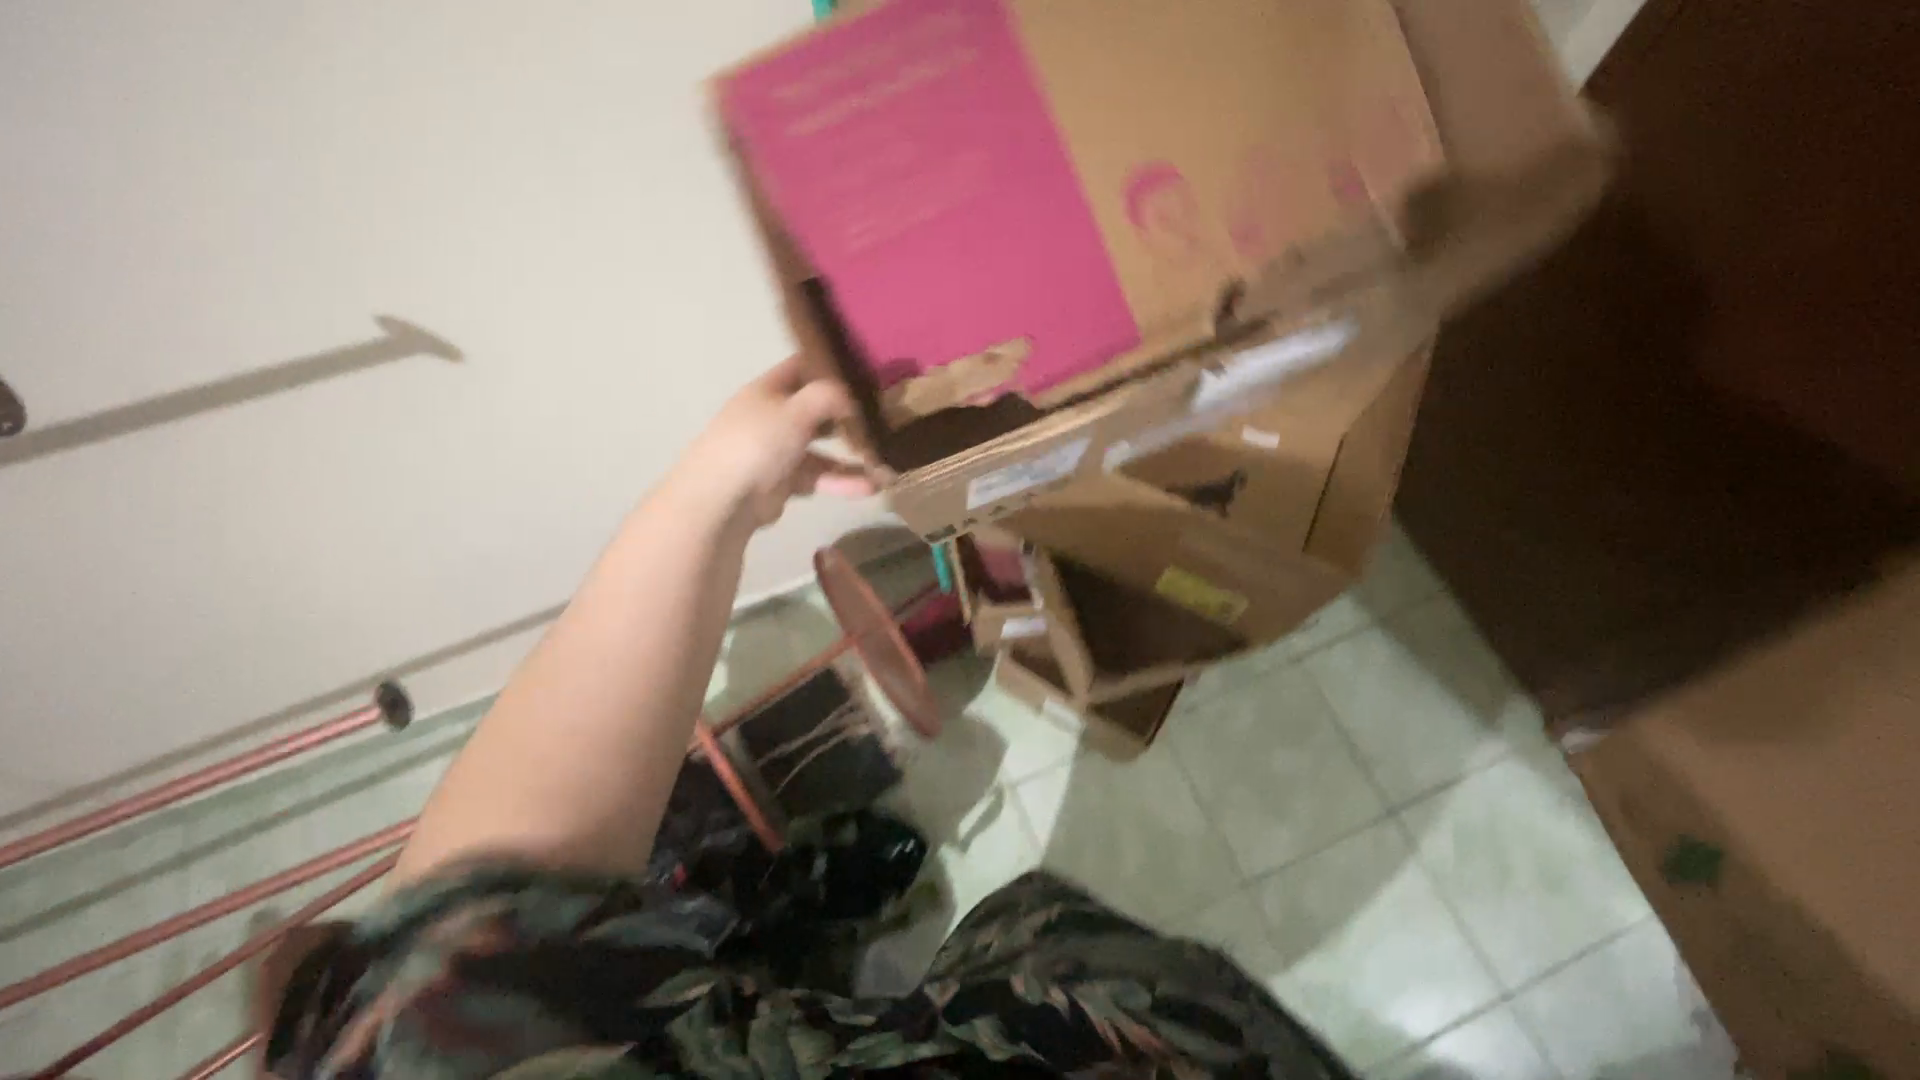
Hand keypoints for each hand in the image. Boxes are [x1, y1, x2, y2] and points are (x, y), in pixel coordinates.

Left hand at [679, 357, 875, 528]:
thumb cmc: (758, 442)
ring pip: (821, 450)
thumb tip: (852, 398)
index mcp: (767, 390)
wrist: (724, 498)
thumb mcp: (796, 410)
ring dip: (851, 458)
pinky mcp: (783, 482)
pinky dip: (842, 482)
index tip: (864, 371)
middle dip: (847, 417)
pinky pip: (819, 477)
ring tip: (884, 465)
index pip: (801, 367)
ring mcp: (777, 451)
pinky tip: (870, 488)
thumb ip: (829, 397)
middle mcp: (772, 417)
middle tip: (883, 419)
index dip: (829, 366)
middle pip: (816, 411)